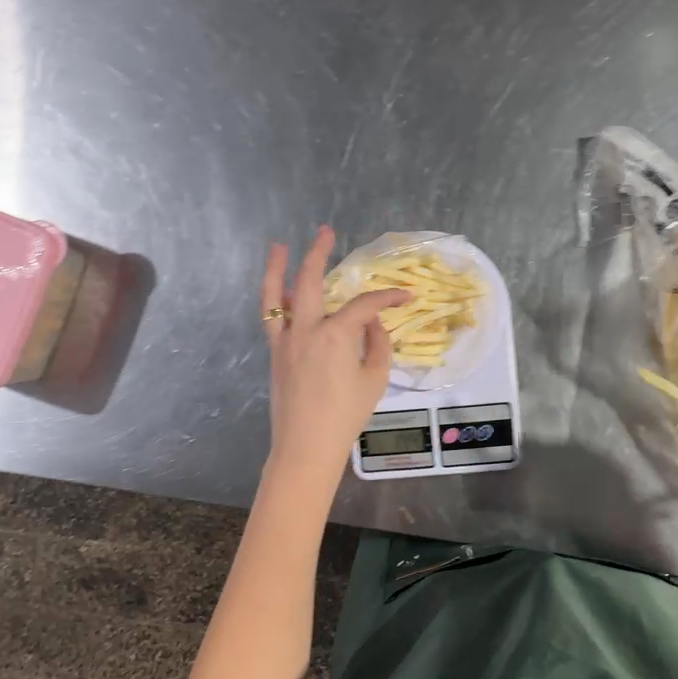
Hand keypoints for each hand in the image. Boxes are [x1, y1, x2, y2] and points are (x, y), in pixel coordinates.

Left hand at [261, 227, 409, 472]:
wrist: (307, 446)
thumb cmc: (346, 416)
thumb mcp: (374, 379)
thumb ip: (377, 344)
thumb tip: (372, 323)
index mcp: (336, 335)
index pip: (365, 305)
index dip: (388, 297)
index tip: (407, 297)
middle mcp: (307, 329)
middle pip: (310, 281)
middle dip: (318, 253)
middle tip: (326, 232)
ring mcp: (286, 340)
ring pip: (276, 296)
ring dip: (277, 269)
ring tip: (278, 246)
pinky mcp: (275, 354)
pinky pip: (271, 319)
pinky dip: (274, 300)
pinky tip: (280, 291)